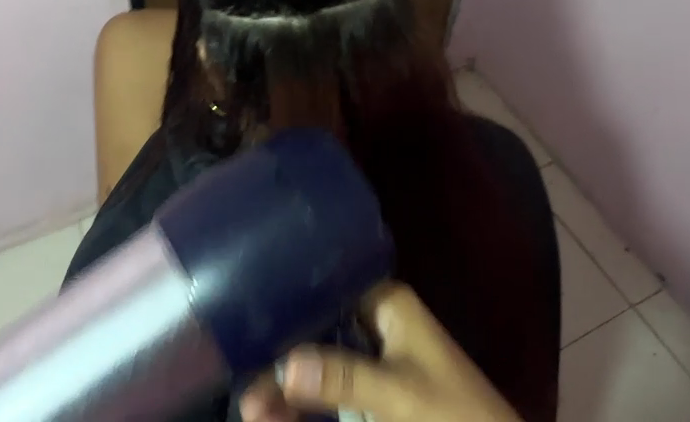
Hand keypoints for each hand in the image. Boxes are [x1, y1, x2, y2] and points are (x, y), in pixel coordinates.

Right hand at [239, 282, 519, 421]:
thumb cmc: (453, 413)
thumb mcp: (399, 393)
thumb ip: (343, 377)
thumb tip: (283, 363)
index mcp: (387, 306)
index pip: (331, 281)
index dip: (292, 290)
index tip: (250, 300)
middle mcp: (375, 328)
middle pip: (316, 329)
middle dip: (279, 350)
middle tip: (237, 365)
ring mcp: (371, 366)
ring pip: (316, 368)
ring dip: (285, 386)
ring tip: (248, 404)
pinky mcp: (370, 401)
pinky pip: (328, 399)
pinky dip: (301, 408)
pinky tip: (271, 414)